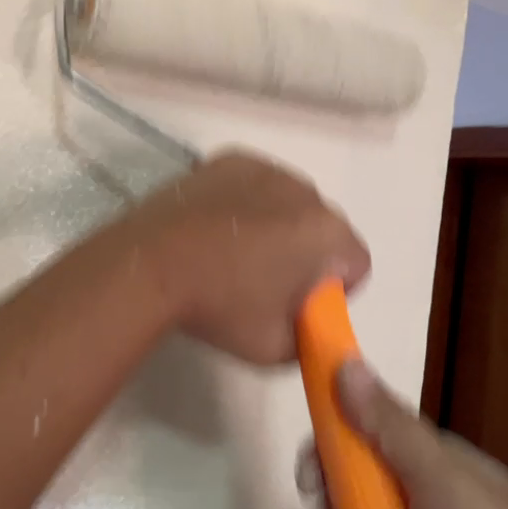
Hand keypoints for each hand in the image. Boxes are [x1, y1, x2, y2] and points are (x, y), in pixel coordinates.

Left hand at [114, 150, 369, 364]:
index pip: (357, 263)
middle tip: (264, 280)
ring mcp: (266, 168)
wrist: (150, 264)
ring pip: (289, 202)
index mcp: (328, 233)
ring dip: (277, 223)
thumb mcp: (276, 349)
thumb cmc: (220, 307)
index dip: (334, 288)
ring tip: (235, 250)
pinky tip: (217, 224)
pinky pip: (256, 183)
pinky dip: (247, 200)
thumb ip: (311, 338)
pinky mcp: (230, 159)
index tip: (299, 303)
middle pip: (323, 228)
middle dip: (306, 253)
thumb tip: (310, 325)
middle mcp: (306, 191)